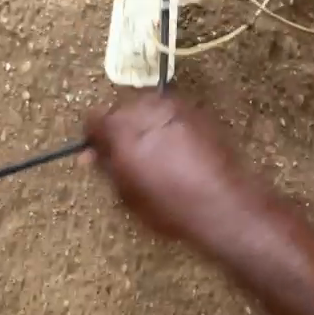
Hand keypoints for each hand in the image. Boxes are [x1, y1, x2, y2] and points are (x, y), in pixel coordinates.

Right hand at [84, 94, 269, 251]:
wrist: (225, 206)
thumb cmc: (170, 208)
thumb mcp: (128, 195)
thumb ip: (105, 167)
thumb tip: (88, 154)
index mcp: (122, 129)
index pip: (93, 118)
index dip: (94, 136)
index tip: (99, 152)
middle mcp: (145, 108)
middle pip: (120, 109)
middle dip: (120, 128)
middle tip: (129, 154)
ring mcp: (172, 105)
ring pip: (145, 106)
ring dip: (144, 122)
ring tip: (155, 150)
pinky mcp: (195, 109)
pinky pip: (170, 110)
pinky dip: (166, 123)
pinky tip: (176, 146)